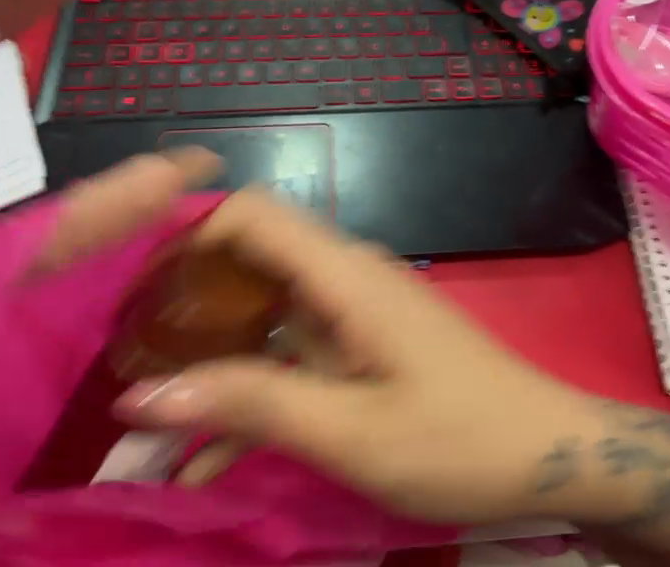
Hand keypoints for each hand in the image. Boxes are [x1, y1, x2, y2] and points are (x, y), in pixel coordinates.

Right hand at [112, 189, 606, 527]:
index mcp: (343, 275)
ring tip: (143, 409)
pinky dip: (249, 389)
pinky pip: (291, 353)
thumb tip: (139, 394)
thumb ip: (249, 404)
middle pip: (248, 261)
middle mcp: (344, 278)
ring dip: (208, 356)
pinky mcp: (361, 347)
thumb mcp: (348, 432)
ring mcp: (353, 313)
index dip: (187, 237)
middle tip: (121, 356)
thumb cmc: (457, 440)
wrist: (548, 455)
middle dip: (182, 303)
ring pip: (263, 314)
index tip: (129, 290)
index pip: (252, 215)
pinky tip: (201, 455)